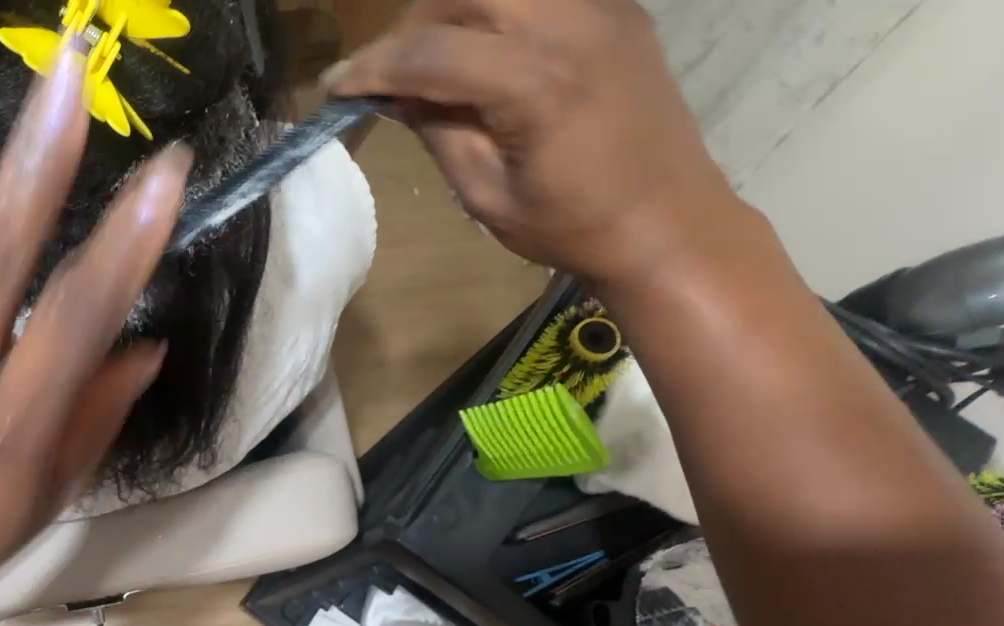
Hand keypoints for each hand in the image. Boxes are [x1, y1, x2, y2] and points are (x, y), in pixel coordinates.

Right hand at [327, 0, 742, 284]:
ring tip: (436, 59)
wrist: (667, 220)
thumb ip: (439, 132)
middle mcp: (570, 25)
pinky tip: (484, 52)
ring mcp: (599, 7)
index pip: (431, 51)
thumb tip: (397, 94)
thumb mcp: (485, 195)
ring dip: (454, 11)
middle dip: (412, 26)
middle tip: (390, 75)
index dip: (373, 66)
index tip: (336, 86)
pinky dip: (496, 13)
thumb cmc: (571, 227)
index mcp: (535, 84)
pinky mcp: (615, 9)